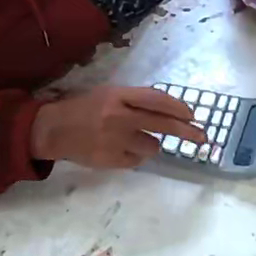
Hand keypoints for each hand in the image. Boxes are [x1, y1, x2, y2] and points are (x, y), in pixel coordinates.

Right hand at [30, 87, 207, 168]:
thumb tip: (169, 111)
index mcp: (118, 96)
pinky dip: (134, 156)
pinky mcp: (111, 160)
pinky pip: (137, 161)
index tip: (192, 115)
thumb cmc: (83, 108)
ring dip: (150, 144)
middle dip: (186, 131)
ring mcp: (115, 140)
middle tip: (202, 137)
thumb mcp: (108, 94)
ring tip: (132, 140)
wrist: (52, 129)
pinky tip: (119, 149)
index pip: (157, 100)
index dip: (179, 108)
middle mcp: (118, 116)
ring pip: (152, 146)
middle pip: (162, 124)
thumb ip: (135, 100)